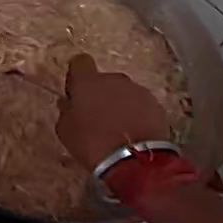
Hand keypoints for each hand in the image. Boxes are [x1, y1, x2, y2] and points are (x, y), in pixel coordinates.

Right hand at [55, 53, 172, 169]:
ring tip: (116, 129)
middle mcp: (114, 79)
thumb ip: (66, 111)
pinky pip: (140, 105)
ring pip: (123, 92)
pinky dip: (136, 114)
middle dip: (99, 94)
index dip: (77, 75)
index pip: (80, 62)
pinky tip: (132, 133)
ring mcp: (138, 91)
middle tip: (95, 117)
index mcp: (88, 82)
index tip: (75, 91)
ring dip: (118, 104)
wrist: (133, 160)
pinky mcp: (156, 105)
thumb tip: (68, 102)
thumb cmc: (91, 142)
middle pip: (103, 80)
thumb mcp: (65, 130)